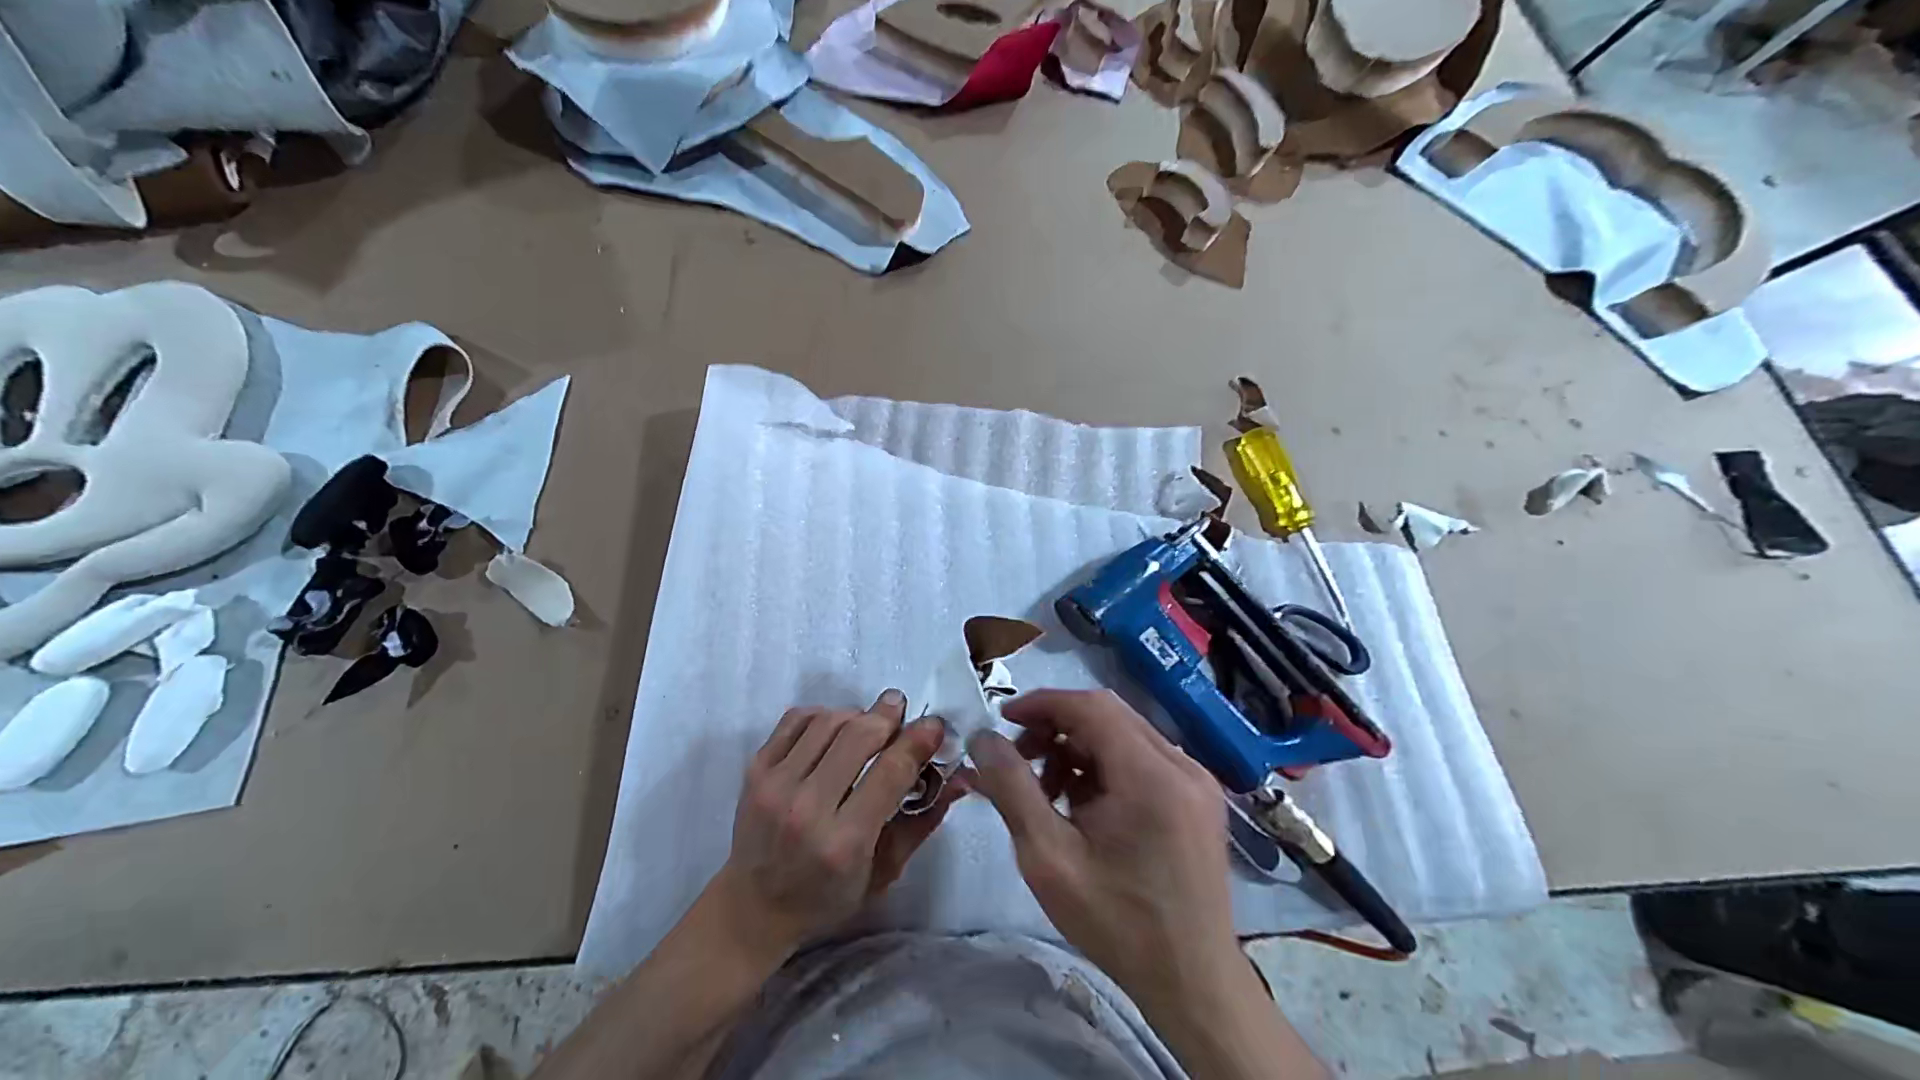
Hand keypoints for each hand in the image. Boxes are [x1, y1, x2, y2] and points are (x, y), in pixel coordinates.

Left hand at [710, 690, 963, 960]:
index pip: (890, 771)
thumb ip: (923, 821)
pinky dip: (823, 714)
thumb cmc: (826, 896)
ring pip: (828, 721)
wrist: (753, 907)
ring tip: (869, 723)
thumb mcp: (884, 871)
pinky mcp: (755, 771)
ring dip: (856, 714)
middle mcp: (806, 809)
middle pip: (858, 735)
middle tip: (902, 709)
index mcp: (844, 842)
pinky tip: (835, 727)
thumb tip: (961, 777)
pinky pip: (795, 719)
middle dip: (888, 715)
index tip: (934, 725)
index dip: (919, 740)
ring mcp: (775, 785)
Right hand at [968, 689, 1243, 1005]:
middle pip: (1109, 716)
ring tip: (1047, 790)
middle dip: (1057, 727)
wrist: (1193, 983)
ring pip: (1125, 736)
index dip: (1043, 704)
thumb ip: (1012, 789)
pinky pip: (1144, 759)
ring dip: (1079, 747)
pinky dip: (1105, 767)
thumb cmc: (1117, 923)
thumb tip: (982, 738)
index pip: (1092, 707)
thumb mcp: (1049, 858)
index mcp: (1152, 776)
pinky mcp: (1199, 799)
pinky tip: (1083, 804)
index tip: (1004, 720)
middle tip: (1020, 759)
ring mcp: (1197, 782)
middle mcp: (1182, 766)